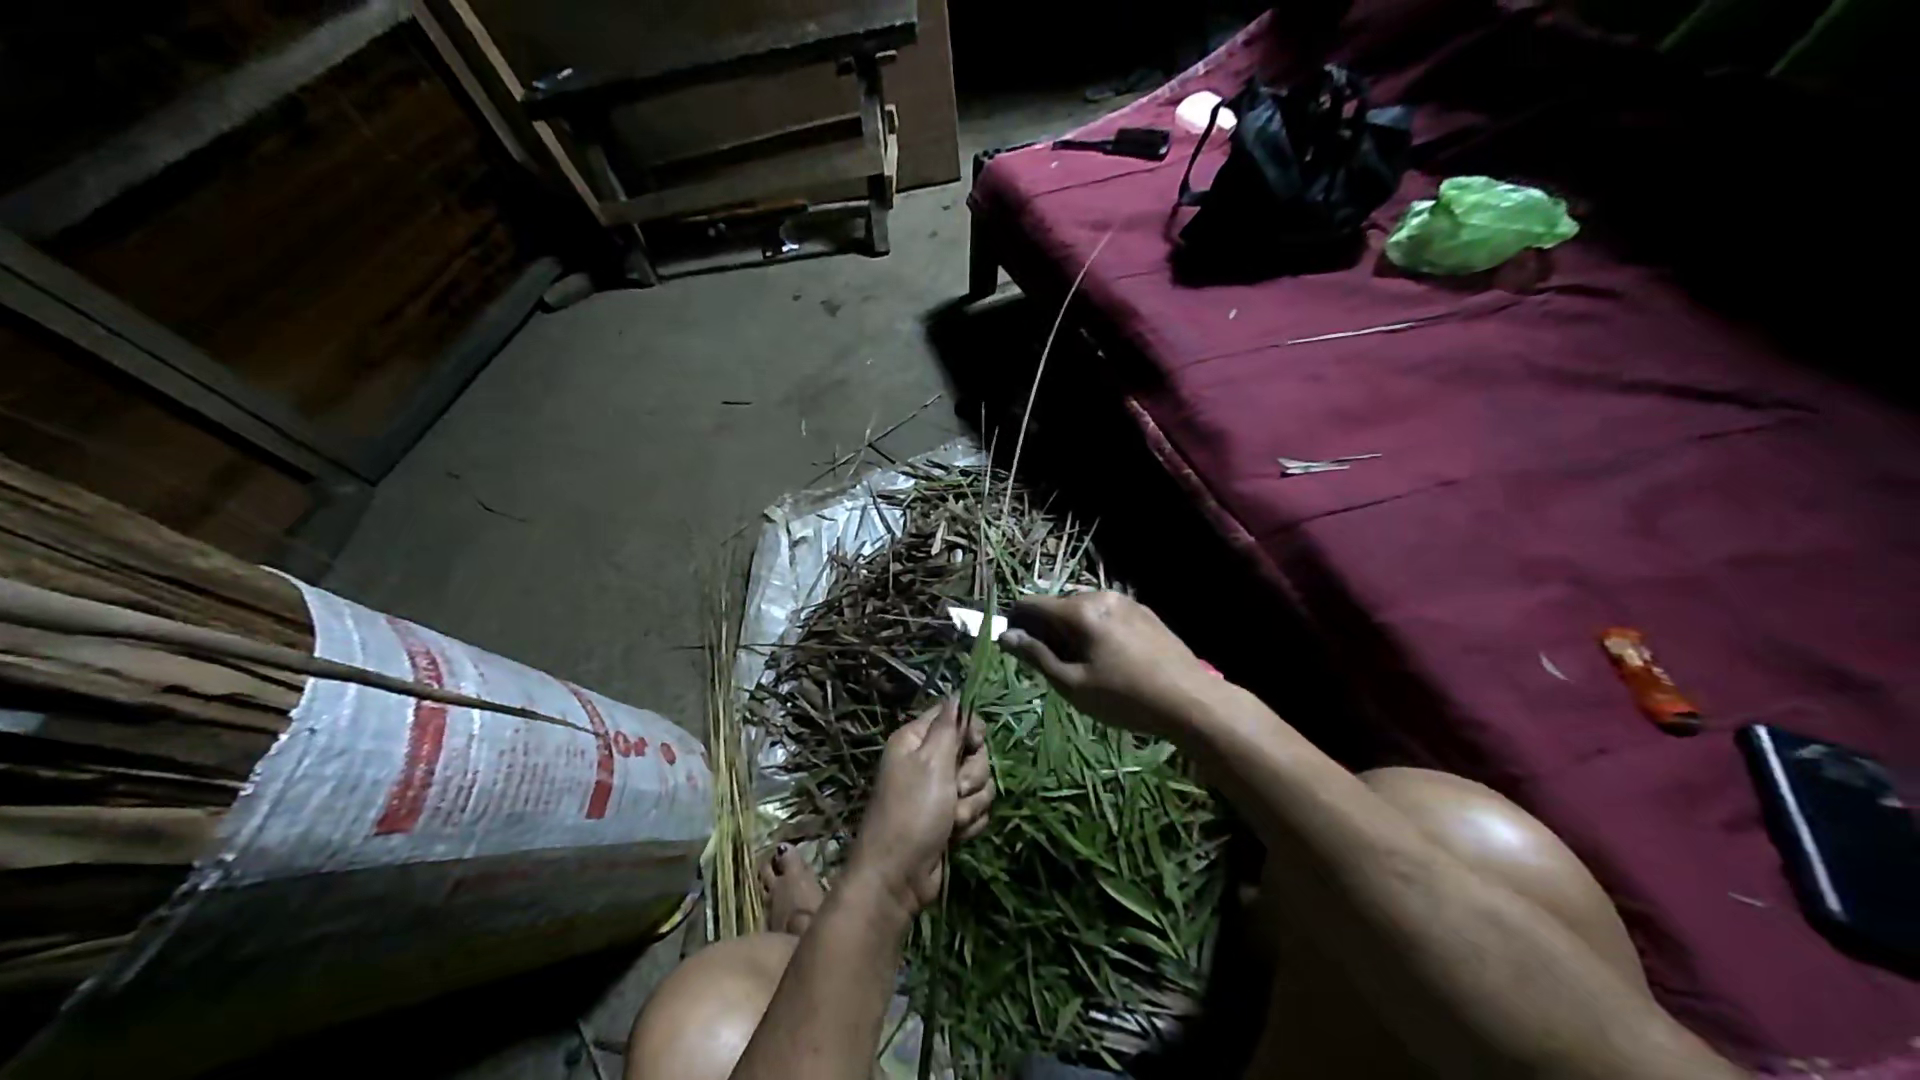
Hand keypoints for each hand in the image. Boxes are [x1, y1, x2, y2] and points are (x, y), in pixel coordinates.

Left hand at [846, 698, 992, 914]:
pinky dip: (969, 822)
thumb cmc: (912, 812)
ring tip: (951, 819)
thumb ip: (949, 726)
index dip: (970, 729)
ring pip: (979, 783)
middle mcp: (927, 761)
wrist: (898, 875)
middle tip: (954, 790)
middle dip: (971, 774)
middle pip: (973, 751)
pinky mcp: (950, 818)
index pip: (953, 715)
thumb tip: (956, 694)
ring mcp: (939, 792)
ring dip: (971, 803)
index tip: (974, 743)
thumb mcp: (931, 762)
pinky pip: (976, 808)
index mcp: (915, 740)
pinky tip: (954, 834)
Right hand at [1000, 591, 1218, 737]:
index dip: (1016, 622)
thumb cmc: (1125, 697)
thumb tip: (1006, 636)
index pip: (1031, 603)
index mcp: (1080, 610)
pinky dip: (1096, 628)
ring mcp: (1127, 601)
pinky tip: (1109, 657)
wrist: (1192, 700)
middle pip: (1058, 604)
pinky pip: (1107, 613)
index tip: (1016, 647)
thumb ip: (1036, 656)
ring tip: (1082, 663)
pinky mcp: (1146, 612)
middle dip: (1046, 628)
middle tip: (1053, 664)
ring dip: (1072, 628)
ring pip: (1084, 607)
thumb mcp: (1073, 684)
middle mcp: (1101, 595)